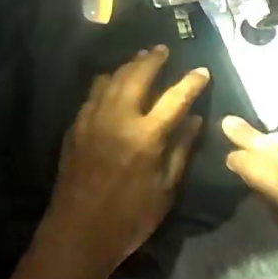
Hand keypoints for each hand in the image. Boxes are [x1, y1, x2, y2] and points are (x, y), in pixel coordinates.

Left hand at [41, 46, 210, 278]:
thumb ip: (181, 149)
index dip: (190, 82)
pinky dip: (107, 81)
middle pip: (137, 75)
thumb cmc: (130, 216)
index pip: (175, 99)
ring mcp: (93, 117)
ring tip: (141, 57)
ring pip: (112, 78)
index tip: (201, 70)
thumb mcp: (166, 189)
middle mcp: (118, 118)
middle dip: (152, 59)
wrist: (79, 229)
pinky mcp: (76, 124)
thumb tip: (195, 118)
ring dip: (128, 65)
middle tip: (163, 49)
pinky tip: (112, 80)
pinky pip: (93, 92)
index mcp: (147, 136)